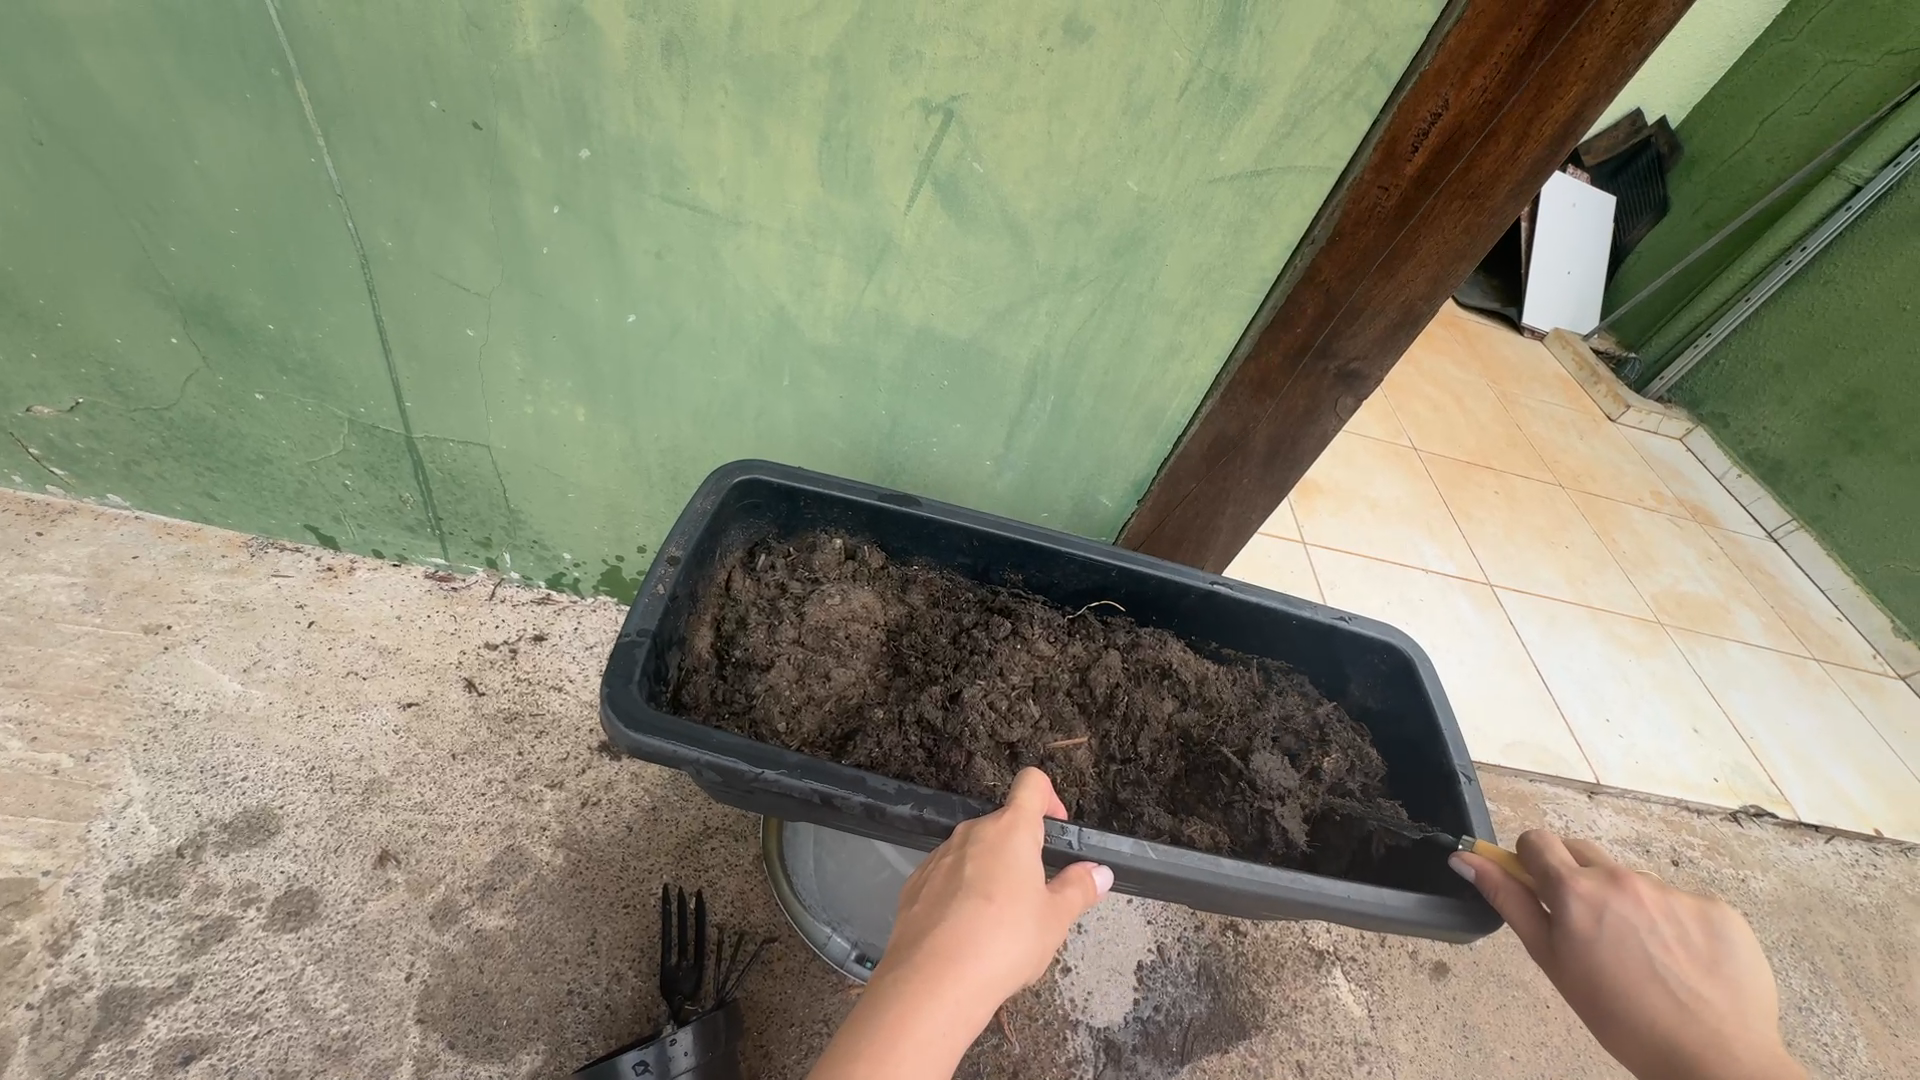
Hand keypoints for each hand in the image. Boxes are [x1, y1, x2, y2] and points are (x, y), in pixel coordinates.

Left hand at [806, 768, 1111, 1079]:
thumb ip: (1078, 889)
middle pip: (1003, 826)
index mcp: (1010, 830)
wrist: (931, 979)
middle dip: (1021, 852)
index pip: (1031, 784)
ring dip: (990, 873)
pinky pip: (947, 876)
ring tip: (998, 923)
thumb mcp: (1054, 920)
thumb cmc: (1004, 942)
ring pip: (974, 852)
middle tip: (1034, 897)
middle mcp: (972, 832)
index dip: (1048, 796)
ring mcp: (940, 855)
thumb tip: (1101, 871)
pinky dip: (960, 892)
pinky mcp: (916, 882)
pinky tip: (964, 932)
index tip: (1057, 826)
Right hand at [1454, 830, 1804, 1079]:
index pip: (1536, 841)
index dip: (1532, 862)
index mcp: (1573, 888)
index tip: (1541, 891)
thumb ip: (1507, 898)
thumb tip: (1463, 857)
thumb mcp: (1549, 957)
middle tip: (1590, 925)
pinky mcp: (1718, 908)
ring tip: (1644, 953)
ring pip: (1632, 880)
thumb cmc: (1616, 1014)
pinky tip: (1683, 960)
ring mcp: (1674, 891)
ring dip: (1627, 902)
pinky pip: (1682, 901)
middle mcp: (1620, 877)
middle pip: (1582, 852)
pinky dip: (1676, 922)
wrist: (1715, 1061)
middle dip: (1577, 877)